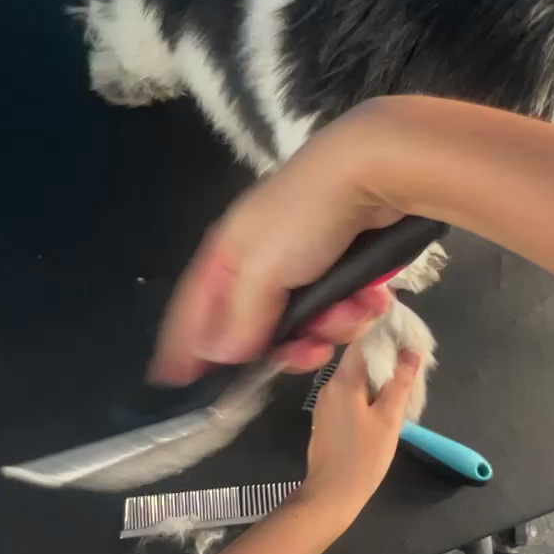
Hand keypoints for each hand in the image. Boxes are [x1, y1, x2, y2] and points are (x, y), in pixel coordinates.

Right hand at [148, 109, 402, 385]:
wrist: (375, 172)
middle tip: (310, 351)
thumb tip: (216, 354)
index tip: (178, 380)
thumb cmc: (306, 217)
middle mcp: (260, 263)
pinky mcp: (341, 268)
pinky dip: (356, 310)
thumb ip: (239, 318)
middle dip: (290, 345)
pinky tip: (372, 299)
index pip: (194, 308)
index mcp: (227, 257)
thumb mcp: (262, 270)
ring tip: (352, 309)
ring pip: (306, 326)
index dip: (185, 344)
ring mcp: (303, 266)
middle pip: (259, 330)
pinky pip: (341, 310)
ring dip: (332, 326)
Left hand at [301, 344, 419, 507]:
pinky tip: (383, 402)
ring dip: (376, 375)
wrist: (331, 494)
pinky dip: (366, 391)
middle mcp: (329, 385)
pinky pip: (348, 394)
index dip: (382, 332)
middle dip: (384, 355)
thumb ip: (400, 383)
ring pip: (354, 377)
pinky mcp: (326, 417)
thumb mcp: (388, 420)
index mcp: (343, 380)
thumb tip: (412, 352)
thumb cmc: (363, 457)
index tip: (403, 330)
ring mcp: (325, 402)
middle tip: (411, 358)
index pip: (361, 341)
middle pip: (358, 359)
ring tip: (402, 380)